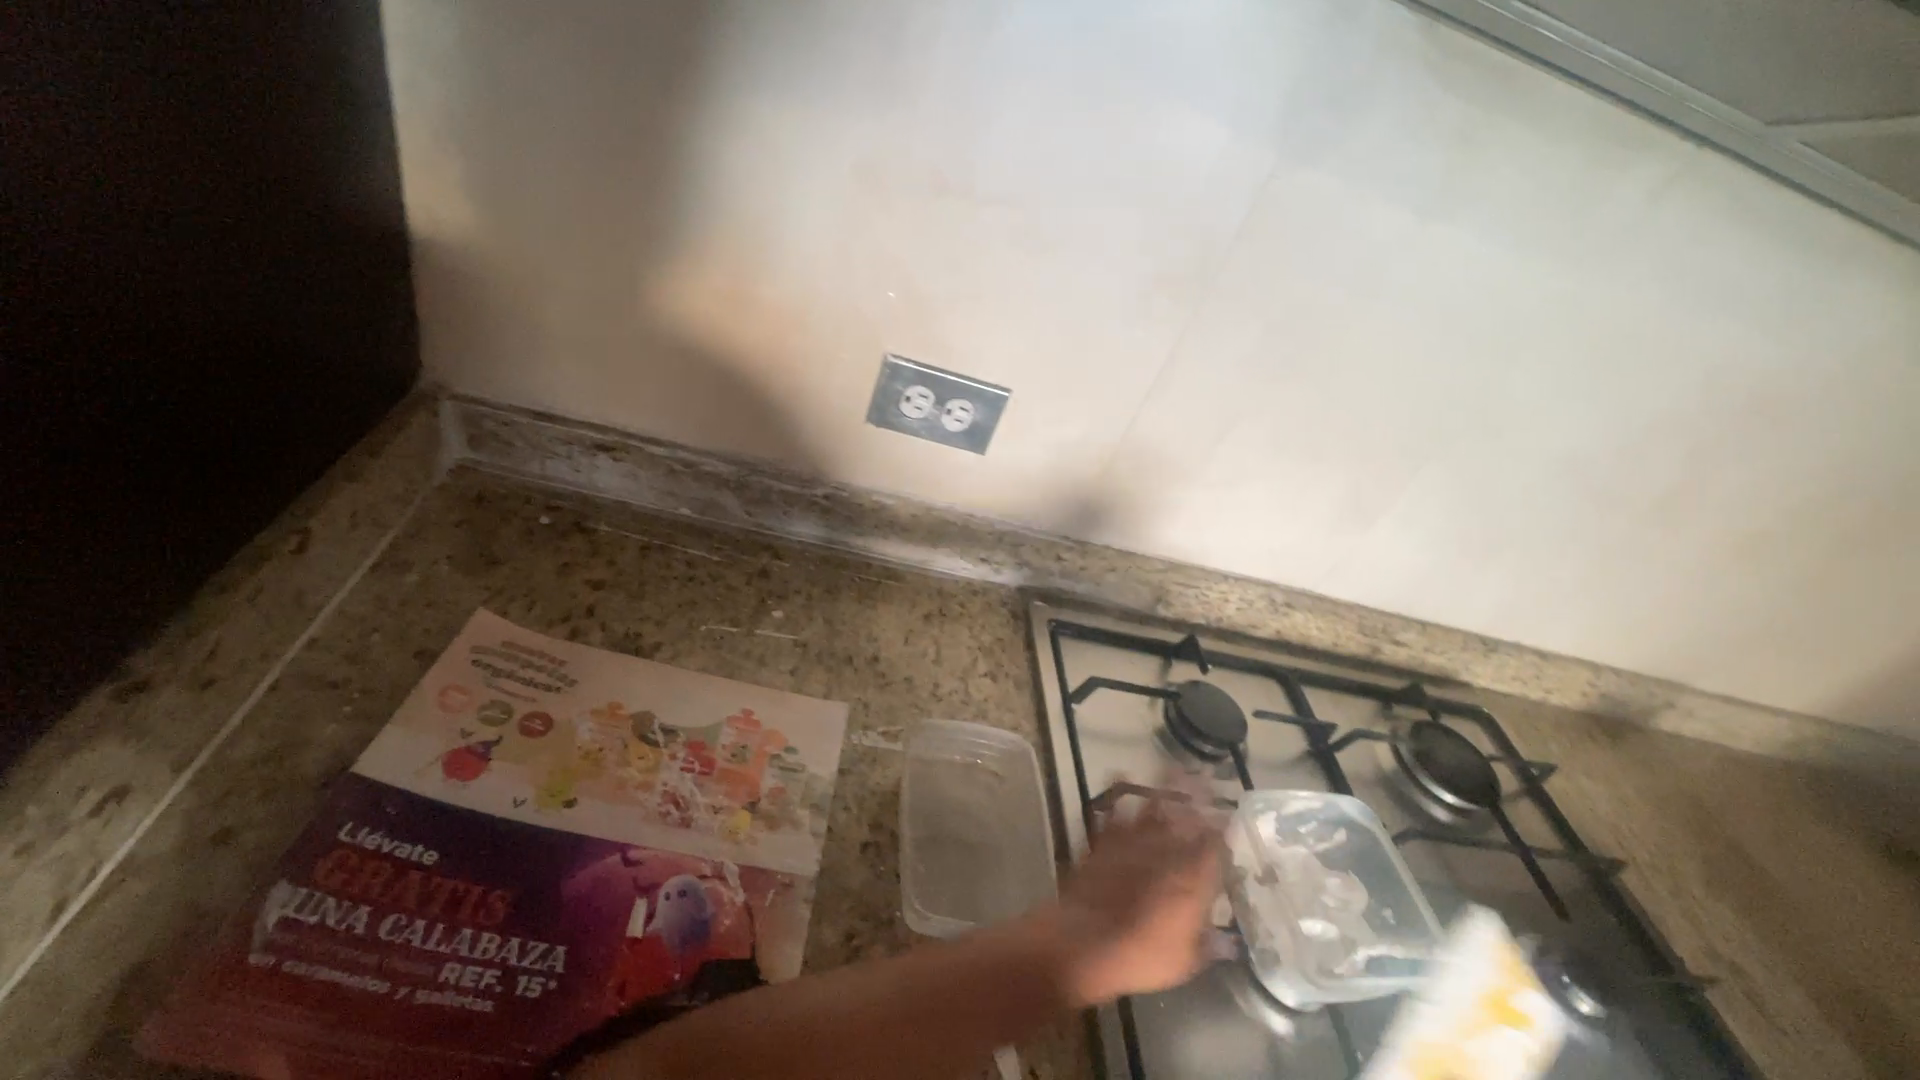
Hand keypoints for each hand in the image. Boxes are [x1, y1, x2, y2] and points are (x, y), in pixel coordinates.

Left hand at [1038, 784, 1224, 1006]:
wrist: (1085, 943)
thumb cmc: (1142, 957)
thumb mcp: (1186, 962)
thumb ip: (1209, 946)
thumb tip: (1228, 943)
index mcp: (1193, 880)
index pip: (1215, 846)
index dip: (1222, 830)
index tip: (1228, 816)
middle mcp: (1165, 854)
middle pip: (1185, 818)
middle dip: (1197, 797)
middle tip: (1205, 777)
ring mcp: (1132, 845)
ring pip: (1152, 809)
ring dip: (1163, 789)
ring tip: (1172, 768)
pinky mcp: (1103, 845)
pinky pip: (1114, 814)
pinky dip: (1119, 795)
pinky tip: (1119, 775)